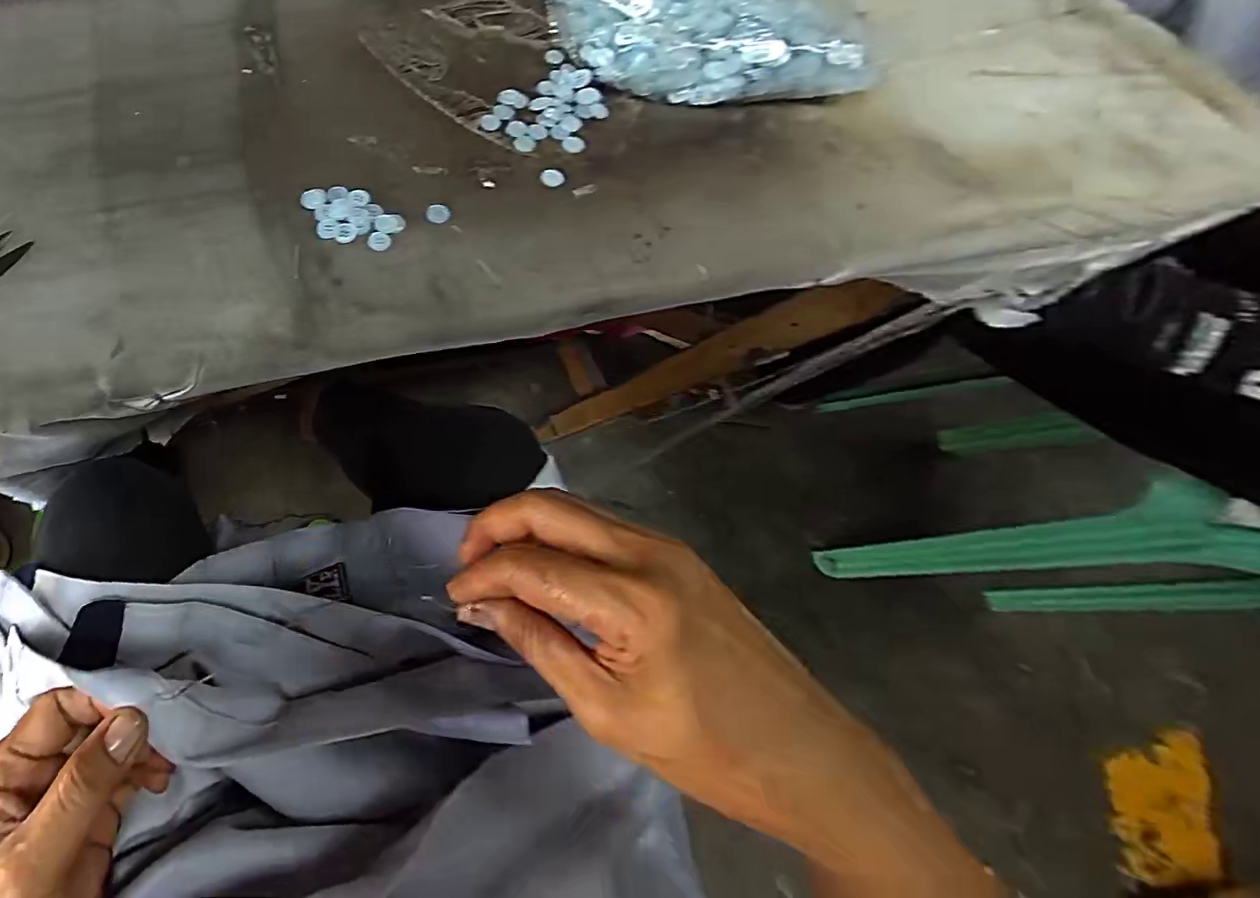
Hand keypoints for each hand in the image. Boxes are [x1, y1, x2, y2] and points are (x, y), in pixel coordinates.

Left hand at [0, 688, 173, 897]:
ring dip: (146, 746)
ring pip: (116, 745)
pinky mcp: (96, 818)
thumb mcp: (31, 857)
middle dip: (131, 722)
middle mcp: (38, 775)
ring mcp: (69, 796)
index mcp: (6, 773)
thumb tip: (130, 719)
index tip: (140, 708)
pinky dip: (150, 768)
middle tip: (163, 733)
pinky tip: (159, 778)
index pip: (57, 709)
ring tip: (163, 764)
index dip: (99, 700)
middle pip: (92, 721)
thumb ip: (80, 789)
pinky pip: (128, 774)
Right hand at [446, 490, 1002, 897]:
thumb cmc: (705, 751)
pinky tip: (544, 565)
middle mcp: (647, 551)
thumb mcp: (606, 711)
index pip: (532, 564)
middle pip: (549, 507)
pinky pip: (600, 524)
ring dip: (526, 524)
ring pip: (574, 507)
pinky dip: (559, 534)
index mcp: (632, 600)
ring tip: (495, 564)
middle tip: (466, 564)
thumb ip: (538, 643)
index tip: (453, 594)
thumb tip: (483, 604)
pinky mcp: (675, 550)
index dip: (482, 574)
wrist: (806, 752)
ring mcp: (666, 544)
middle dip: (494, 523)